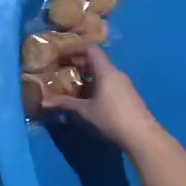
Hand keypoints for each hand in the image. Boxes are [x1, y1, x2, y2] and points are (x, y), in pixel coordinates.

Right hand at [50, 47, 165, 150]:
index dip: (76, 49)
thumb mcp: (85, 110)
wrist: (142, 135)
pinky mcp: (127, 94)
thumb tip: (43, 101)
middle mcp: (116, 74)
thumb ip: (64, 103)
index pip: (92, 50)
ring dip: (88, 75)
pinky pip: (109, 82)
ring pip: (103, 72)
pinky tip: (87, 96)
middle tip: (62, 69)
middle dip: (79, 63)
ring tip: (71, 83)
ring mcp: (124, 84)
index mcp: (106, 72)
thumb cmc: (111, 117)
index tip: (61, 54)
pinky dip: (96, 83)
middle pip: (97, 61)